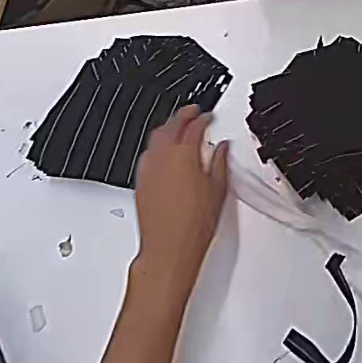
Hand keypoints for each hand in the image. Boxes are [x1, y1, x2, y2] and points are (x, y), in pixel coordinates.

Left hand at [130, 106, 229, 313]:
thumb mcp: (218, 190)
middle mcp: (162, 157)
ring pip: (156, 137)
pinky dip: (158, 146)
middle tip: (193, 113)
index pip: (194, 126)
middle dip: (183, 115)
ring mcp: (148, 168)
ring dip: (168, 128)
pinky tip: (165, 153)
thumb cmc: (193, 226)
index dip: (204, 118)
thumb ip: (219, 162)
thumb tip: (221, 149)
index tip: (209, 117)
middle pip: (171, 125)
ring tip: (179, 128)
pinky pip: (148, 154)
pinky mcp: (140, 181)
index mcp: (184, 154)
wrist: (168, 249)